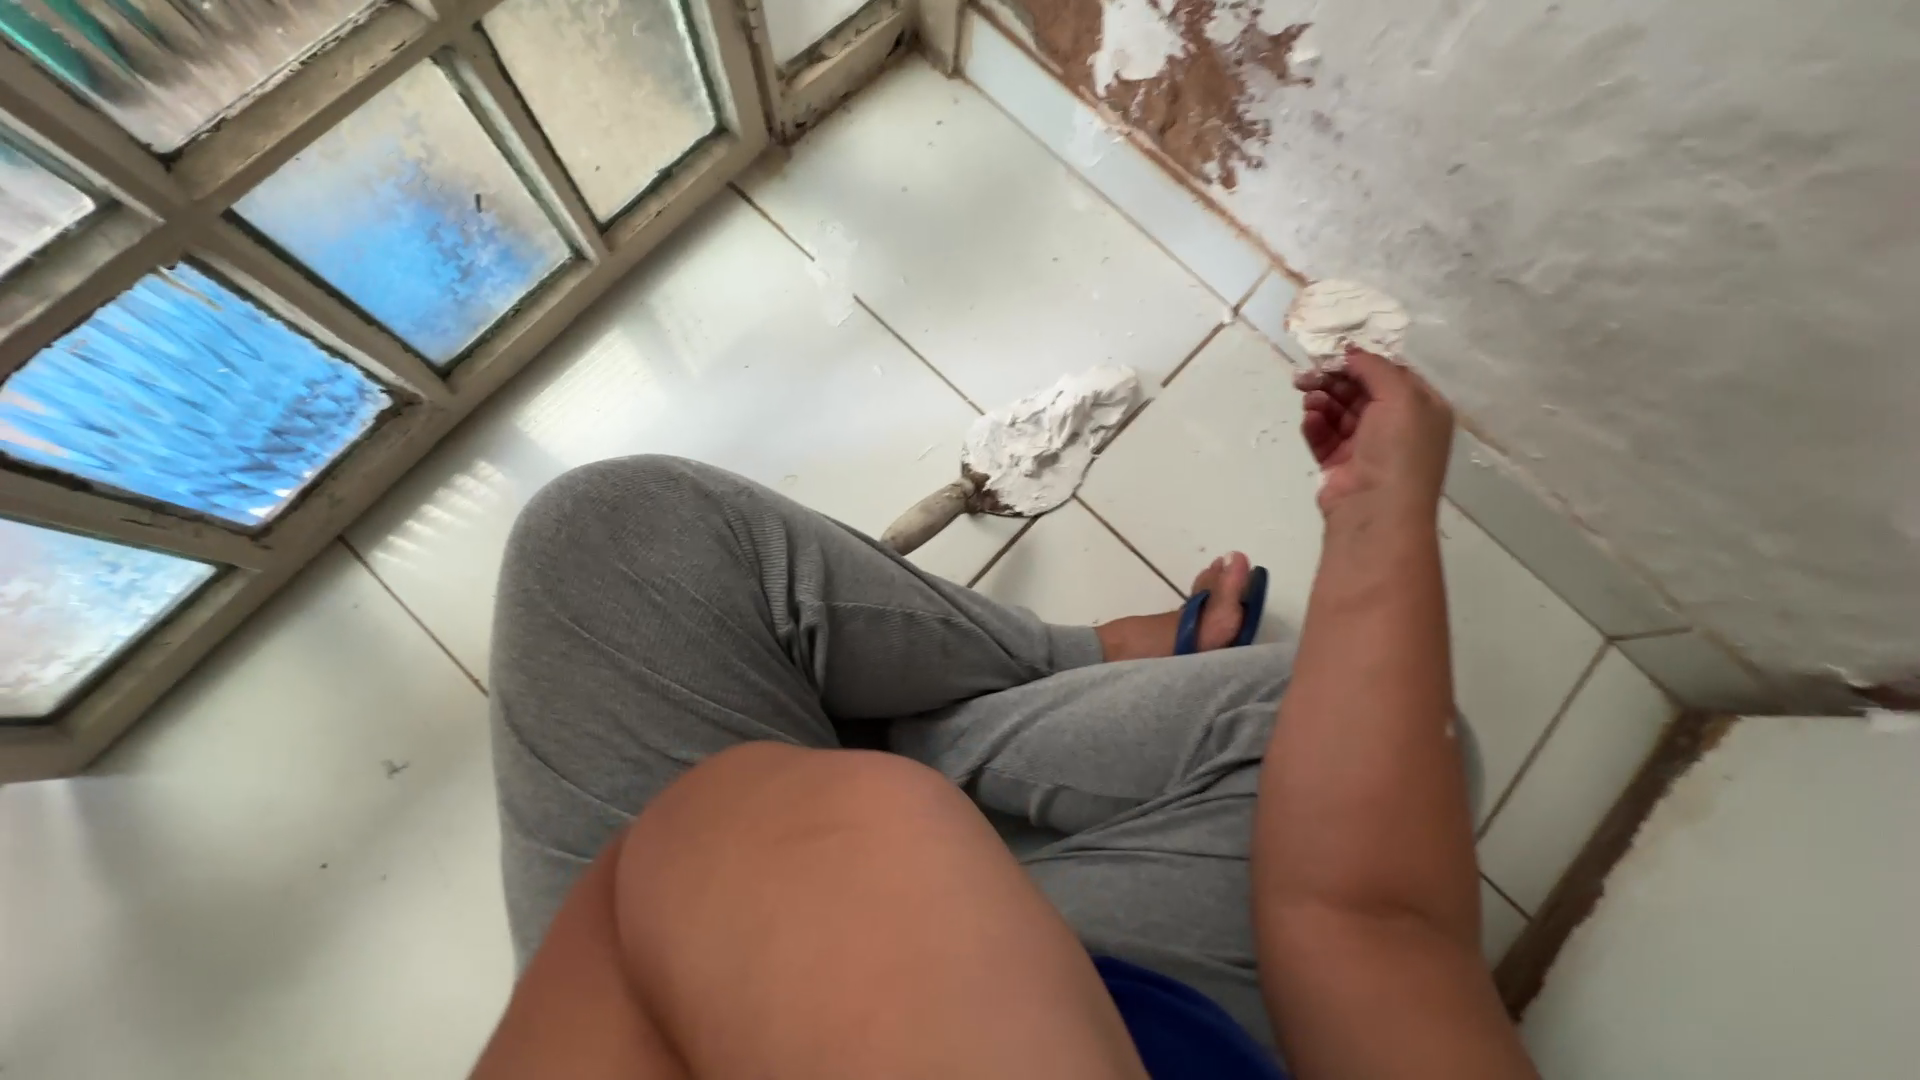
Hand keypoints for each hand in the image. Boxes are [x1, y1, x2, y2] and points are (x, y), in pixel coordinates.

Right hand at [1296, 346, 1453, 518]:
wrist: (1376, 507)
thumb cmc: (1399, 449)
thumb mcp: (1400, 396)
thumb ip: (1375, 368)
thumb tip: (1351, 352)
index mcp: (1421, 408)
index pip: (1389, 375)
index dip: (1361, 362)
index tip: (1333, 354)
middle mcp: (1396, 426)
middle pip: (1359, 391)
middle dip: (1332, 380)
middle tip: (1306, 376)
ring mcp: (1366, 447)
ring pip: (1338, 412)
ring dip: (1321, 400)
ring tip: (1308, 399)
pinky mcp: (1339, 464)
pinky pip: (1324, 436)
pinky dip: (1315, 425)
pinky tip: (1309, 419)